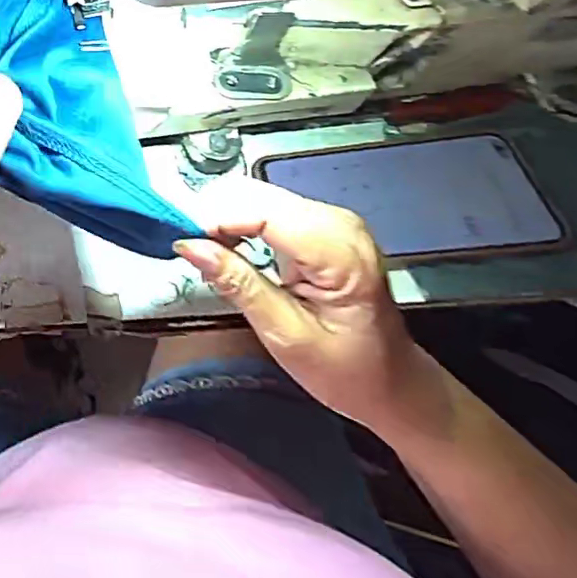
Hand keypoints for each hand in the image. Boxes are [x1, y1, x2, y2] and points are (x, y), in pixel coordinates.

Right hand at [174, 179, 451, 439]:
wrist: (392, 383)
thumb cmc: (348, 371)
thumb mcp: (285, 335)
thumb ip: (238, 284)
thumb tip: (189, 246)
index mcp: (339, 252)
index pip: (262, 211)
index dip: (216, 219)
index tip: (184, 241)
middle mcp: (336, 223)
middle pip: (254, 194)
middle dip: (214, 216)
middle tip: (193, 252)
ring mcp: (328, 219)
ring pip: (253, 194)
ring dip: (221, 218)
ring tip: (208, 254)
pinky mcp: (317, 223)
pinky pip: (263, 205)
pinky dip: (236, 221)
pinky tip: (230, 249)